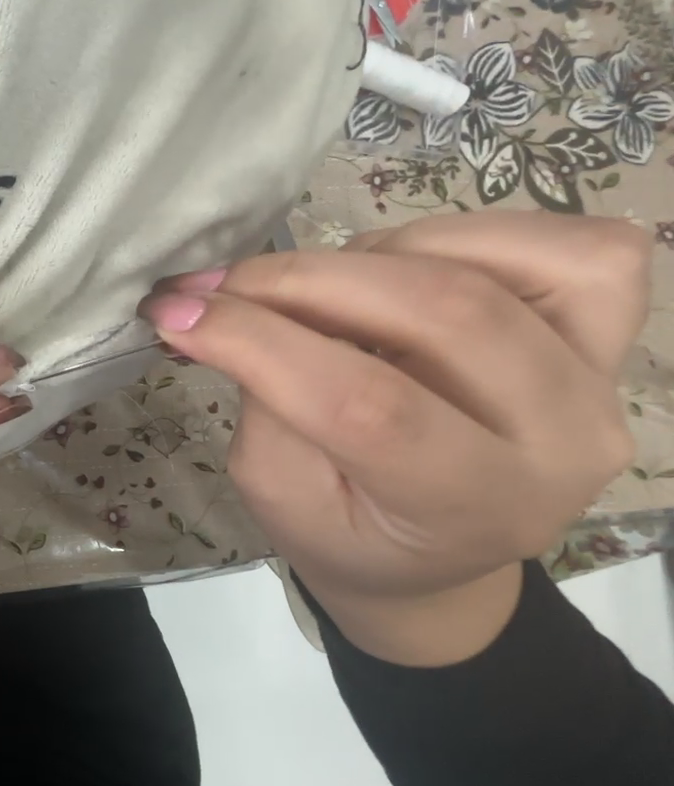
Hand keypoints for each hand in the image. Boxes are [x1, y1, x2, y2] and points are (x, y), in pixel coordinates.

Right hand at [141, 212, 649, 665]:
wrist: (432, 549)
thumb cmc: (343, 530)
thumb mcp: (275, 492)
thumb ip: (267, 404)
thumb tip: (221, 310)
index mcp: (467, 506)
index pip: (364, 405)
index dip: (256, 342)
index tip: (172, 313)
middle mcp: (561, 440)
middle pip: (441, 314)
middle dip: (297, 281)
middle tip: (212, 284)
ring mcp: (601, 379)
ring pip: (500, 267)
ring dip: (370, 256)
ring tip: (309, 288)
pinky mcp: (613, 332)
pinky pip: (576, 247)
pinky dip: (466, 236)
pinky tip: (398, 268)